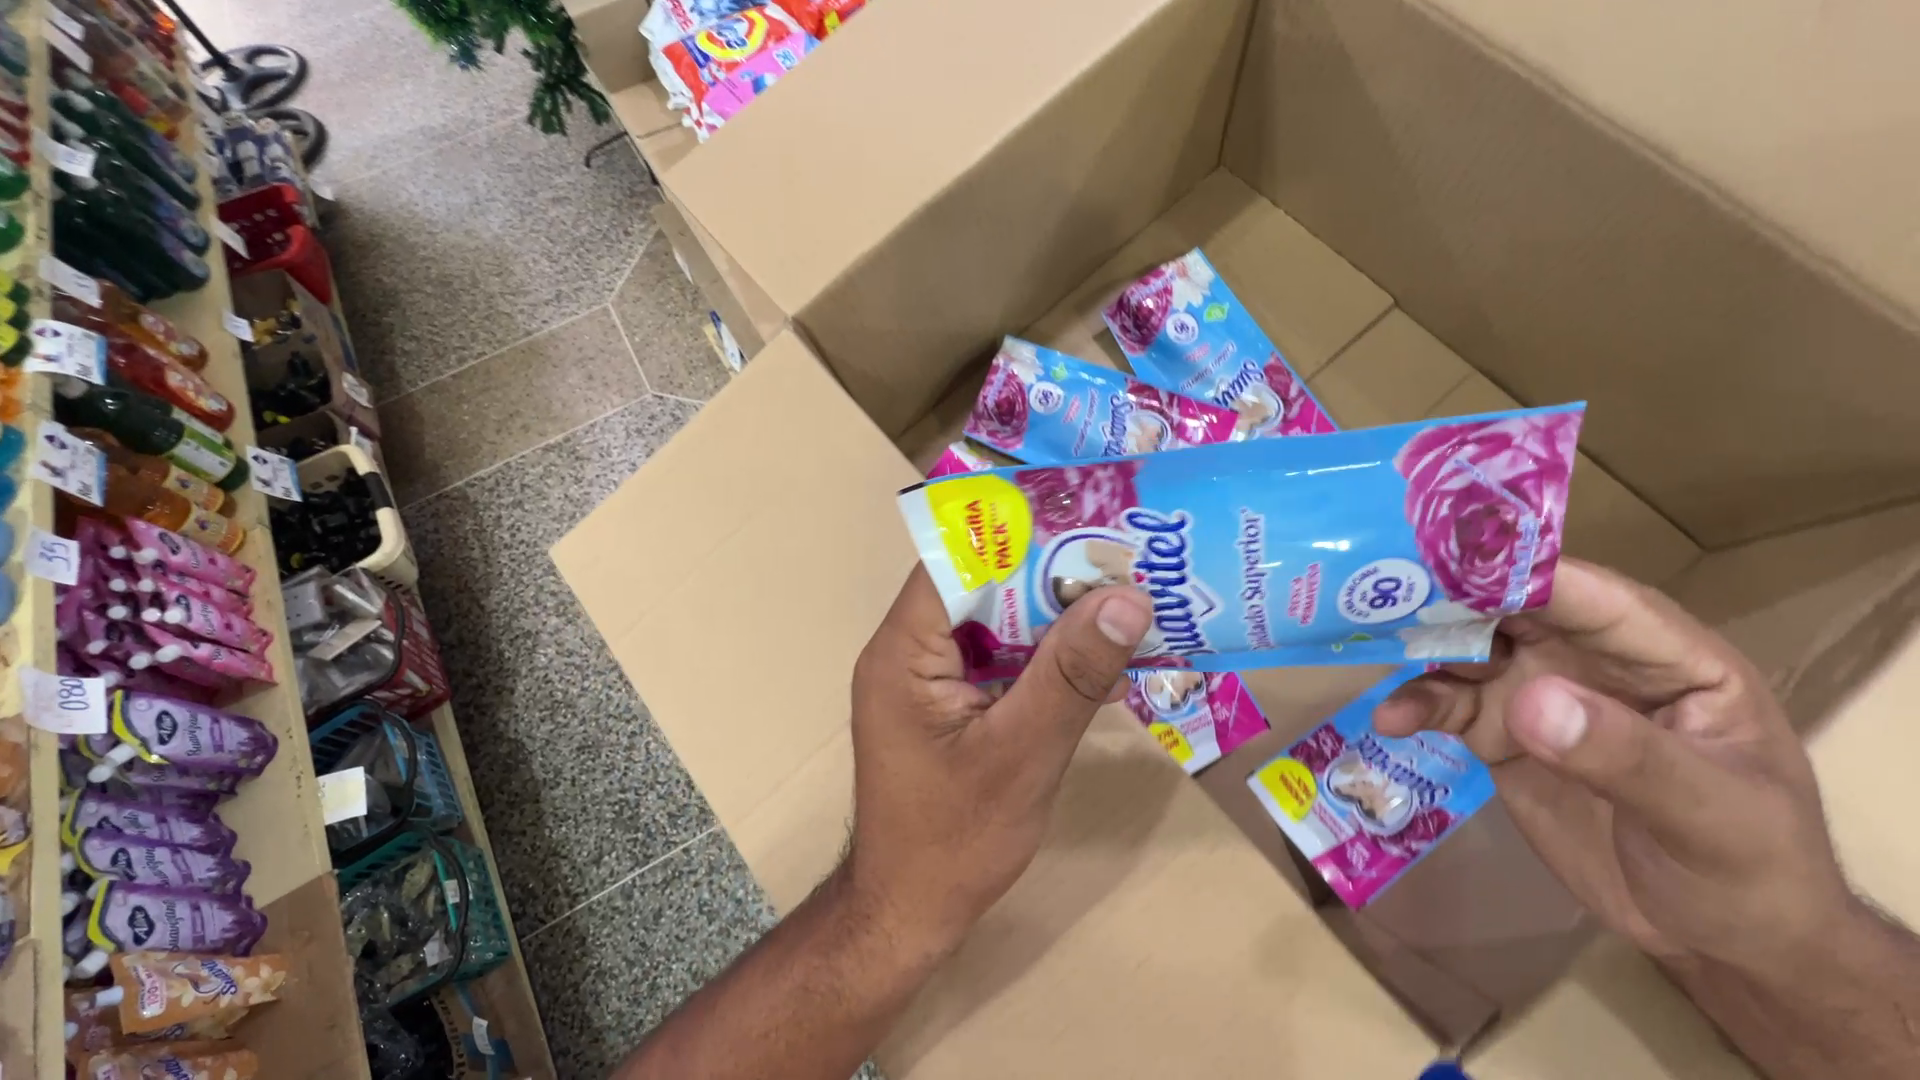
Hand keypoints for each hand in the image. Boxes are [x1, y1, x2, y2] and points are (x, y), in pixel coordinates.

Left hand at [844, 567, 1150, 956]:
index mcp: (903, 651)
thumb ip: (1070, 676)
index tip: (1087, 515)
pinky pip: (1003, 658)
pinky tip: (1101, 652)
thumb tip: (1125, 598)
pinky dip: (1048, 654)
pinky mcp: (952, 703)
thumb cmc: (953, 841)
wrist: (911, 913)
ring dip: (1056, 613)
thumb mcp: (1021, 755)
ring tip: (1127, 590)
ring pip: (998, 621)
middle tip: (1126, 551)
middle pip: (981, 586)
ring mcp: (930, 678)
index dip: (1020, 534)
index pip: (955, 562)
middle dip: (1051, 572)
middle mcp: (909, 651)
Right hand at [1372, 559, 1854, 979]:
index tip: (1450, 559)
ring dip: (1421, 649)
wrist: (1712, 938)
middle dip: (1450, 599)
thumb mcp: (1711, 817)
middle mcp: (1595, 662)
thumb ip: (1626, 756)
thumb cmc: (1749, 873)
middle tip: (1381, 591)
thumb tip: (1530, 700)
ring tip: (1370, 649)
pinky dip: (1416, 705)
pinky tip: (1390, 719)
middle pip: (1513, 612)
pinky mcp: (1503, 733)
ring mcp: (1543, 696)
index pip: (1594, 601)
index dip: (1524, 574)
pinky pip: (1450, 706)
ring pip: (1470, 651)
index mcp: (1667, 659)